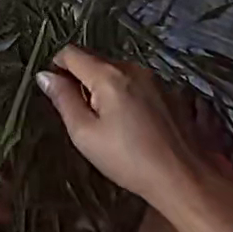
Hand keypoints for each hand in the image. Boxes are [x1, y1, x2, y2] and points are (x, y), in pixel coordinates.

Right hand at [35, 46, 225, 209]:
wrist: (187, 179)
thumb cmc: (130, 160)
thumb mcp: (85, 134)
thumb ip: (63, 100)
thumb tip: (45, 76)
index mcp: (108, 75)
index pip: (71, 53)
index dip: (57, 67)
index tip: (57, 91)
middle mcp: (131, 68)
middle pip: (95, 60)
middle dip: (81, 78)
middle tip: (82, 114)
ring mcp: (154, 78)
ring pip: (116, 71)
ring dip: (104, 87)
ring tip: (108, 122)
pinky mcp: (170, 91)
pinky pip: (136, 82)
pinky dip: (125, 94)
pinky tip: (132, 124)